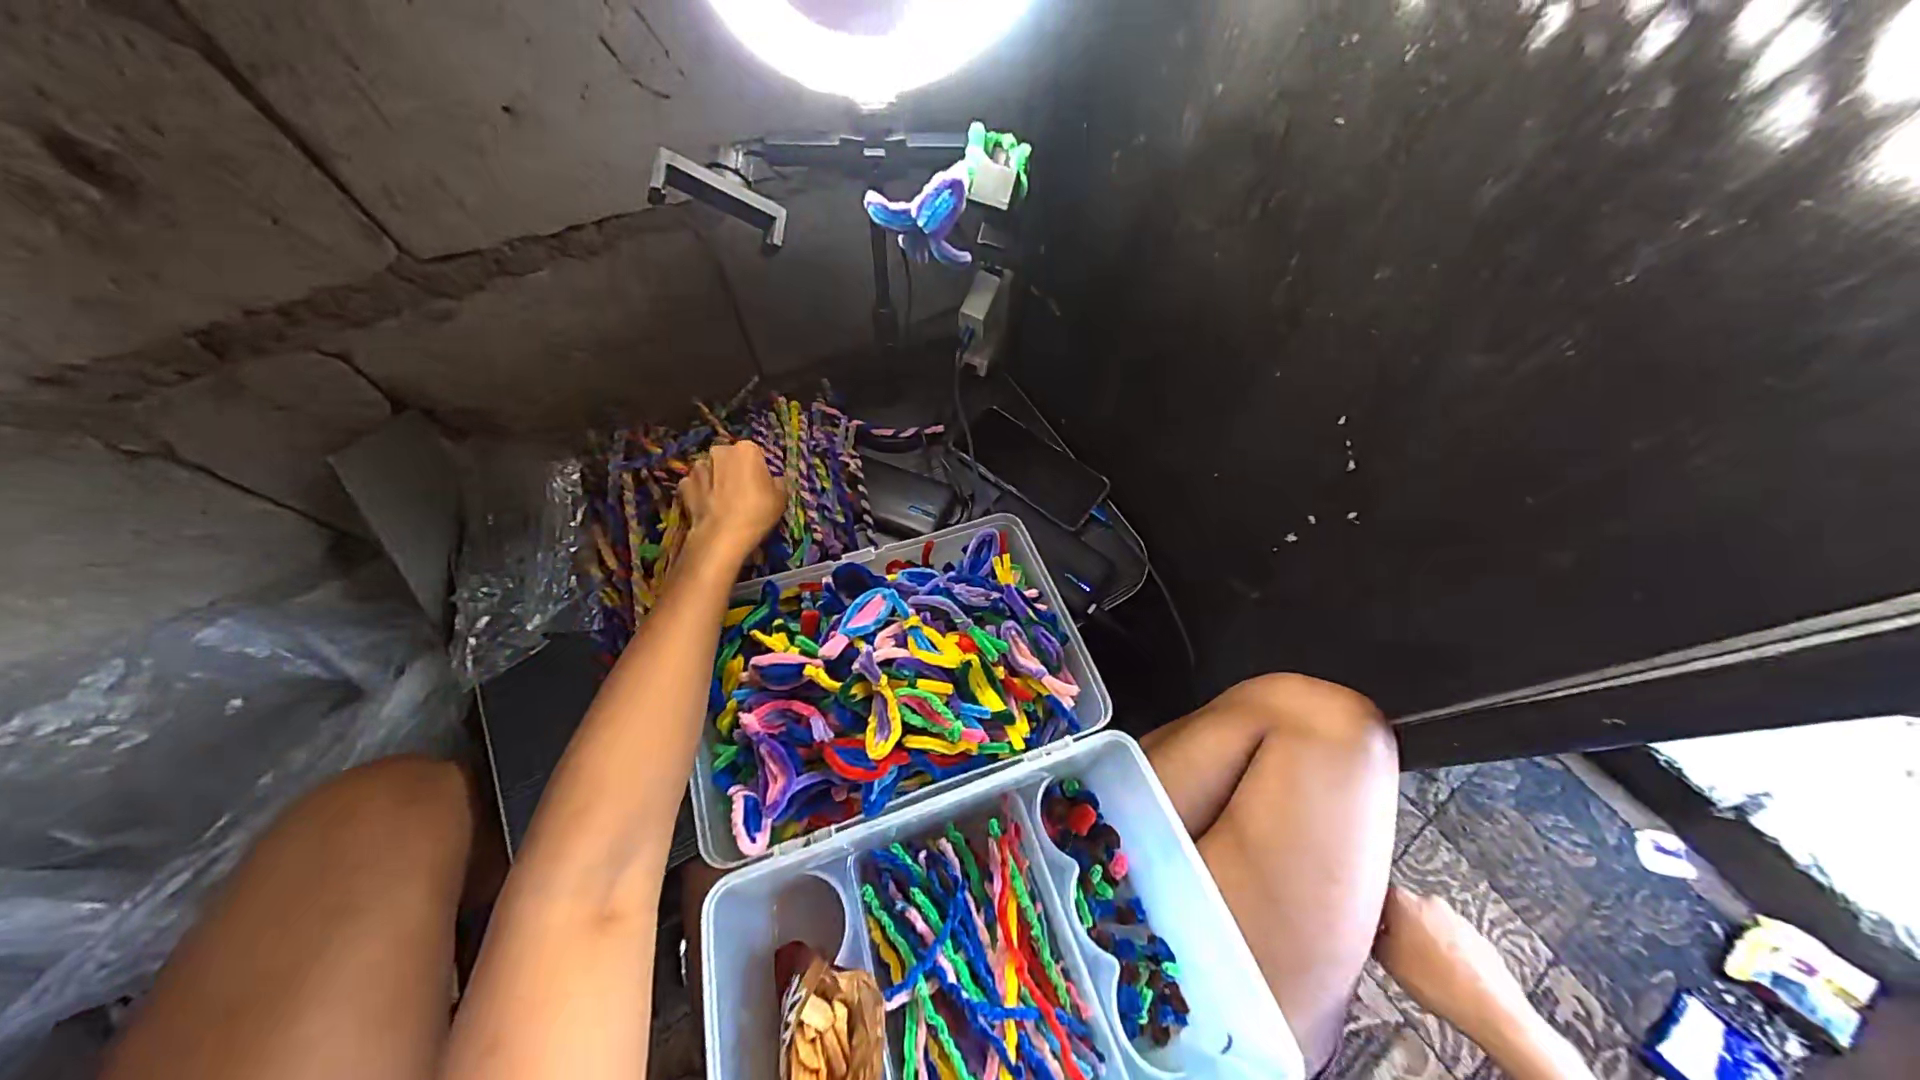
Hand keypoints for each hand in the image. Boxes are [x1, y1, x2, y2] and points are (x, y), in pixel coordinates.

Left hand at [679, 440, 784, 562]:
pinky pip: (695, 485)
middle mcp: (720, 451)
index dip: (758, 470)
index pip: (754, 454)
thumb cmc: (757, 512)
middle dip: (733, 471)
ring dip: (715, 480)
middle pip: (729, 459)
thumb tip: (773, 481)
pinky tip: (708, 507)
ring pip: (710, 470)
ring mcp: (698, 467)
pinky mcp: (683, 485)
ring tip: (723, 502)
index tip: (761, 486)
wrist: (722, 535)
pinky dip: (700, 492)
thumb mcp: (781, 497)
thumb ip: (777, 482)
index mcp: (746, 449)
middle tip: (742, 493)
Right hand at [1373, 887, 1529, 1041]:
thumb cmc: (1431, 979)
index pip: (1377, 898)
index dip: (1373, 917)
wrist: (1491, 1006)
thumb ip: (1373, 937)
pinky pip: (1454, 939)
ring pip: (1431, 924)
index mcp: (1403, 899)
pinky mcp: (1480, 936)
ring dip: (1426, 939)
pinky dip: (1449, 951)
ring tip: (1427, 968)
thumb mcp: (1386, 960)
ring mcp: (1458, 917)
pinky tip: (1450, 975)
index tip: (1373, 936)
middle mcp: (1429, 900)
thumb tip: (1373, 932)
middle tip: (1398, 953)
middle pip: (1406, 910)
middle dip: (1401, 928)